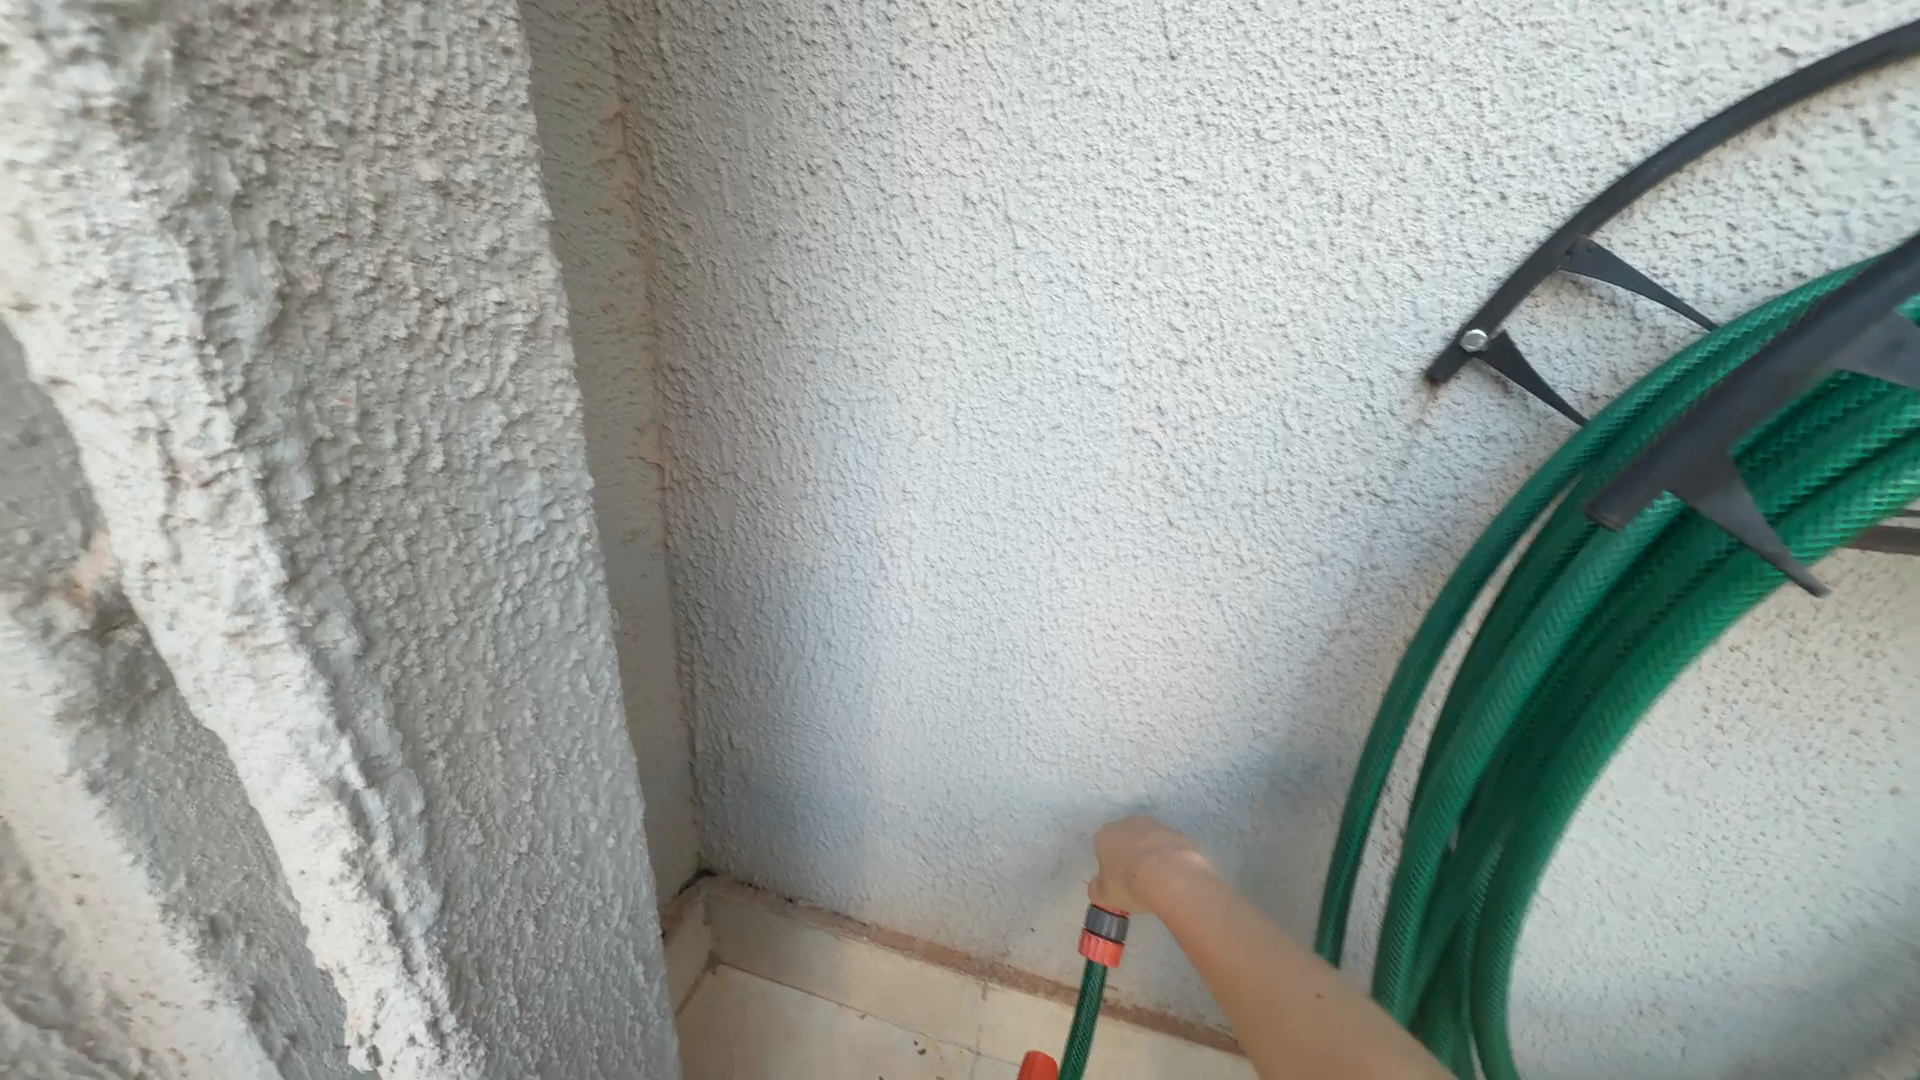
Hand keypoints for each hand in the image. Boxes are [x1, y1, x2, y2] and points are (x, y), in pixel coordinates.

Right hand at [1087, 814, 1216, 914]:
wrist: (1170, 876)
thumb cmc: (1129, 884)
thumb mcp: (1104, 895)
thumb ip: (1096, 889)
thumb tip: (1096, 888)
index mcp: (1105, 835)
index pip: (1103, 847)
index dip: (1110, 865)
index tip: (1118, 881)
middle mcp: (1127, 823)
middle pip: (1126, 839)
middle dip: (1130, 855)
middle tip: (1137, 880)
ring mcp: (1154, 825)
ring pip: (1149, 841)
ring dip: (1151, 855)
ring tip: (1158, 881)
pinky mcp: (1177, 833)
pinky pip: (1169, 847)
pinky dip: (1170, 859)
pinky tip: (1174, 876)